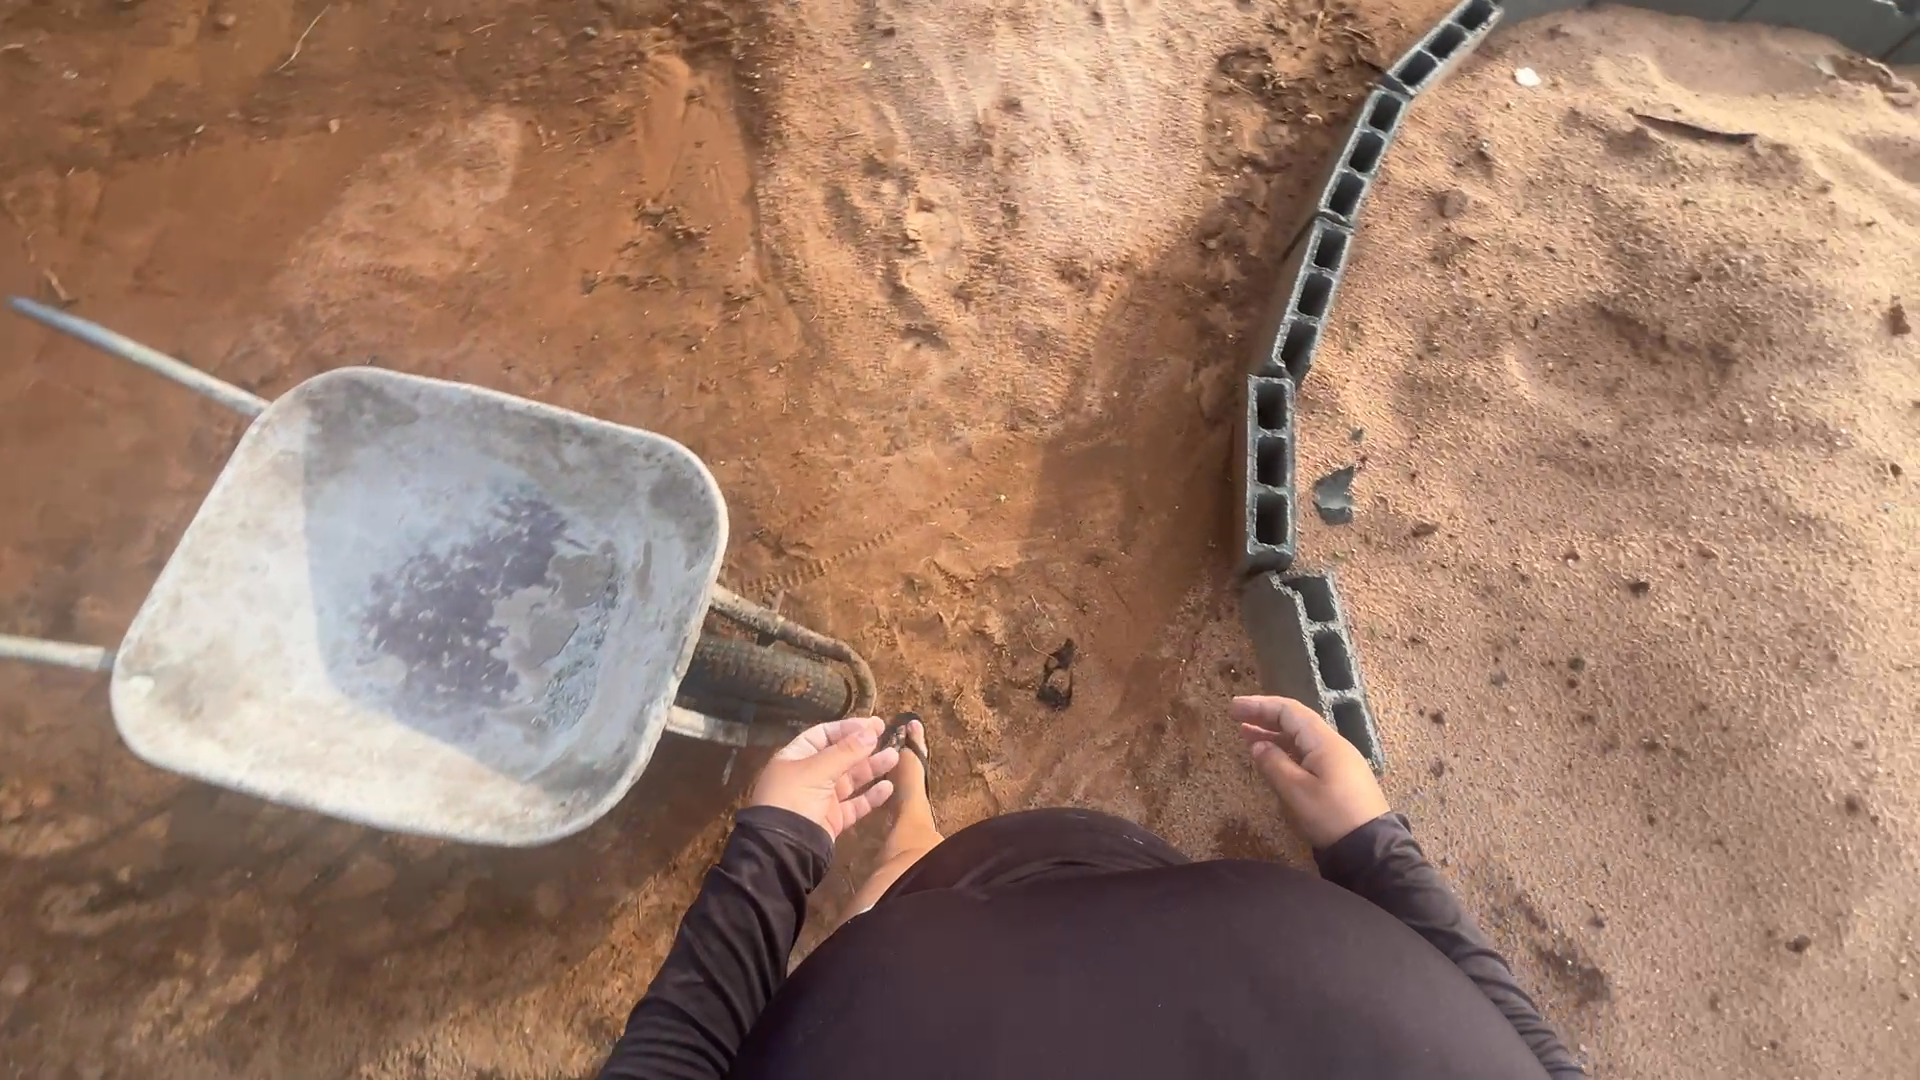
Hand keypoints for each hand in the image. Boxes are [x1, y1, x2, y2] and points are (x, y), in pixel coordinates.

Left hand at [750, 716, 900, 841]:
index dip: (847, 728)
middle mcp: (809, 775)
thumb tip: (871, 731)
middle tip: (888, 735)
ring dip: (872, 768)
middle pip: (840, 756)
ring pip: (851, 779)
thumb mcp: (817, 770)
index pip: (824, 735)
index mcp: (796, 757)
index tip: (872, 725)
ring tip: (895, 757)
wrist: (783, 851)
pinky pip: (855, 804)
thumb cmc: (793, 800)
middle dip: (864, 747)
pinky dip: (871, 796)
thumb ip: (846, 751)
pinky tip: (888, 788)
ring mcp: (821, 798)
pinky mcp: (833, 819)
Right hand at [1233, 696, 1388, 848]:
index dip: (1259, 705)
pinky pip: (1306, 751)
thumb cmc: (1331, 816)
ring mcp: (1338, 760)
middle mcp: (1332, 744)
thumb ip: (1273, 763)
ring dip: (1272, 732)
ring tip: (1246, 733)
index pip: (1288, 711)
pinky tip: (1270, 755)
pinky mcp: (1340, 775)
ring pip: (1300, 736)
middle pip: (1295, 720)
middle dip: (1264, 715)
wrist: (1373, 849)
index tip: (1233, 707)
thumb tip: (1257, 745)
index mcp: (1323, 741)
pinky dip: (1284, 747)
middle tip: (1236, 716)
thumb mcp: (1296, 791)